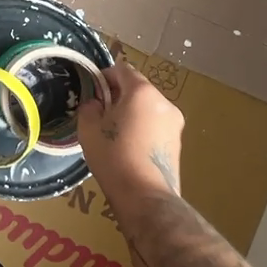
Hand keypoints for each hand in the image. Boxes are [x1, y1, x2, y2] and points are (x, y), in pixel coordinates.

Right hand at [77, 61, 185, 202]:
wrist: (145, 196)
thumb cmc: (113, 155)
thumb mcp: (88, 126)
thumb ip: (90, 106)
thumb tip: (97, 103)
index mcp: (142, 92)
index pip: (122, 70)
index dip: (104, 76)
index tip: (93, 92)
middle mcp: (164, 103)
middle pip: (137, 88)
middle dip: (118, 95)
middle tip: (101, 112)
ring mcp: (174, 124)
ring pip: (147, 108)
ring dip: (131, 112)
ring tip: (114, 132)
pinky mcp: (177, 143)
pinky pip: (155, 125)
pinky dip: (142, 128)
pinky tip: (128, 146)